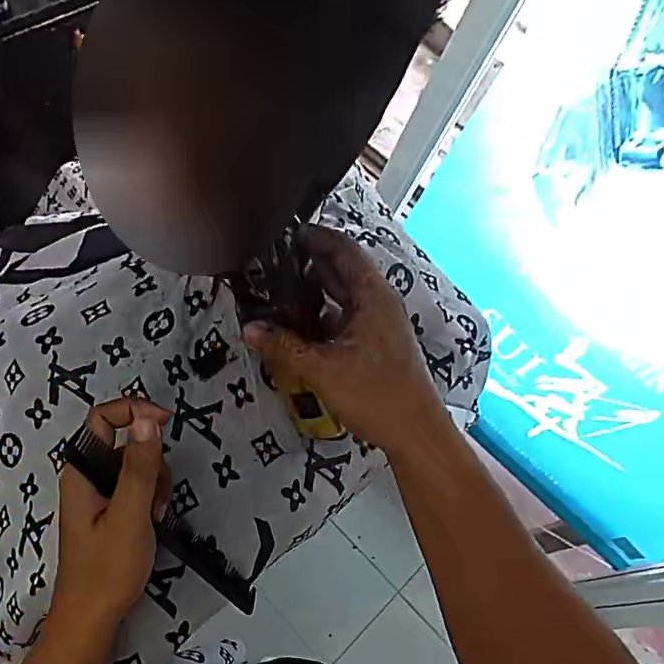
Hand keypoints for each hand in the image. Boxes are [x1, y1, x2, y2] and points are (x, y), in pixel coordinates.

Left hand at [49, 399, 171, 637]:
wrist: (92, 616)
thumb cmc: (105, 570)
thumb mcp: (129, 514)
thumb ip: (140, 467)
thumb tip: (147, 420)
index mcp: (81, 470)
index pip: (103, 417)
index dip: (134, 410)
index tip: (165, 422)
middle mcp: (87, 476)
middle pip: (125, 441)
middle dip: (151, 461)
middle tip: (157, 494)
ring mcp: (98, 493)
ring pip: (136, 465)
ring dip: (154, 484)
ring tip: (152, 517)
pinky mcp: (109, 509)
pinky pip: (136, 488)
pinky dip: (150, 499)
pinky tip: (150, 523)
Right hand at [242, 226, 447, 454]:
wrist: (415, 431)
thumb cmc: (375, 394)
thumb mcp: (323, 370)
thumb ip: (284, 346)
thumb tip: (249, 328)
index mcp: (372, 297)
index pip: (343, 251)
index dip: (317, 237)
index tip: (288, 232)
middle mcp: (378, 303)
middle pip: (343, 271)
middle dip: (311, 262)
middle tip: (275, 260)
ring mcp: (379, 324)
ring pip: (343, 297)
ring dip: (316, 291)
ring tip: (280, 290)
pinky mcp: (376, 344)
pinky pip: (345, 319)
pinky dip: (323, 316)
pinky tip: (300, 325)